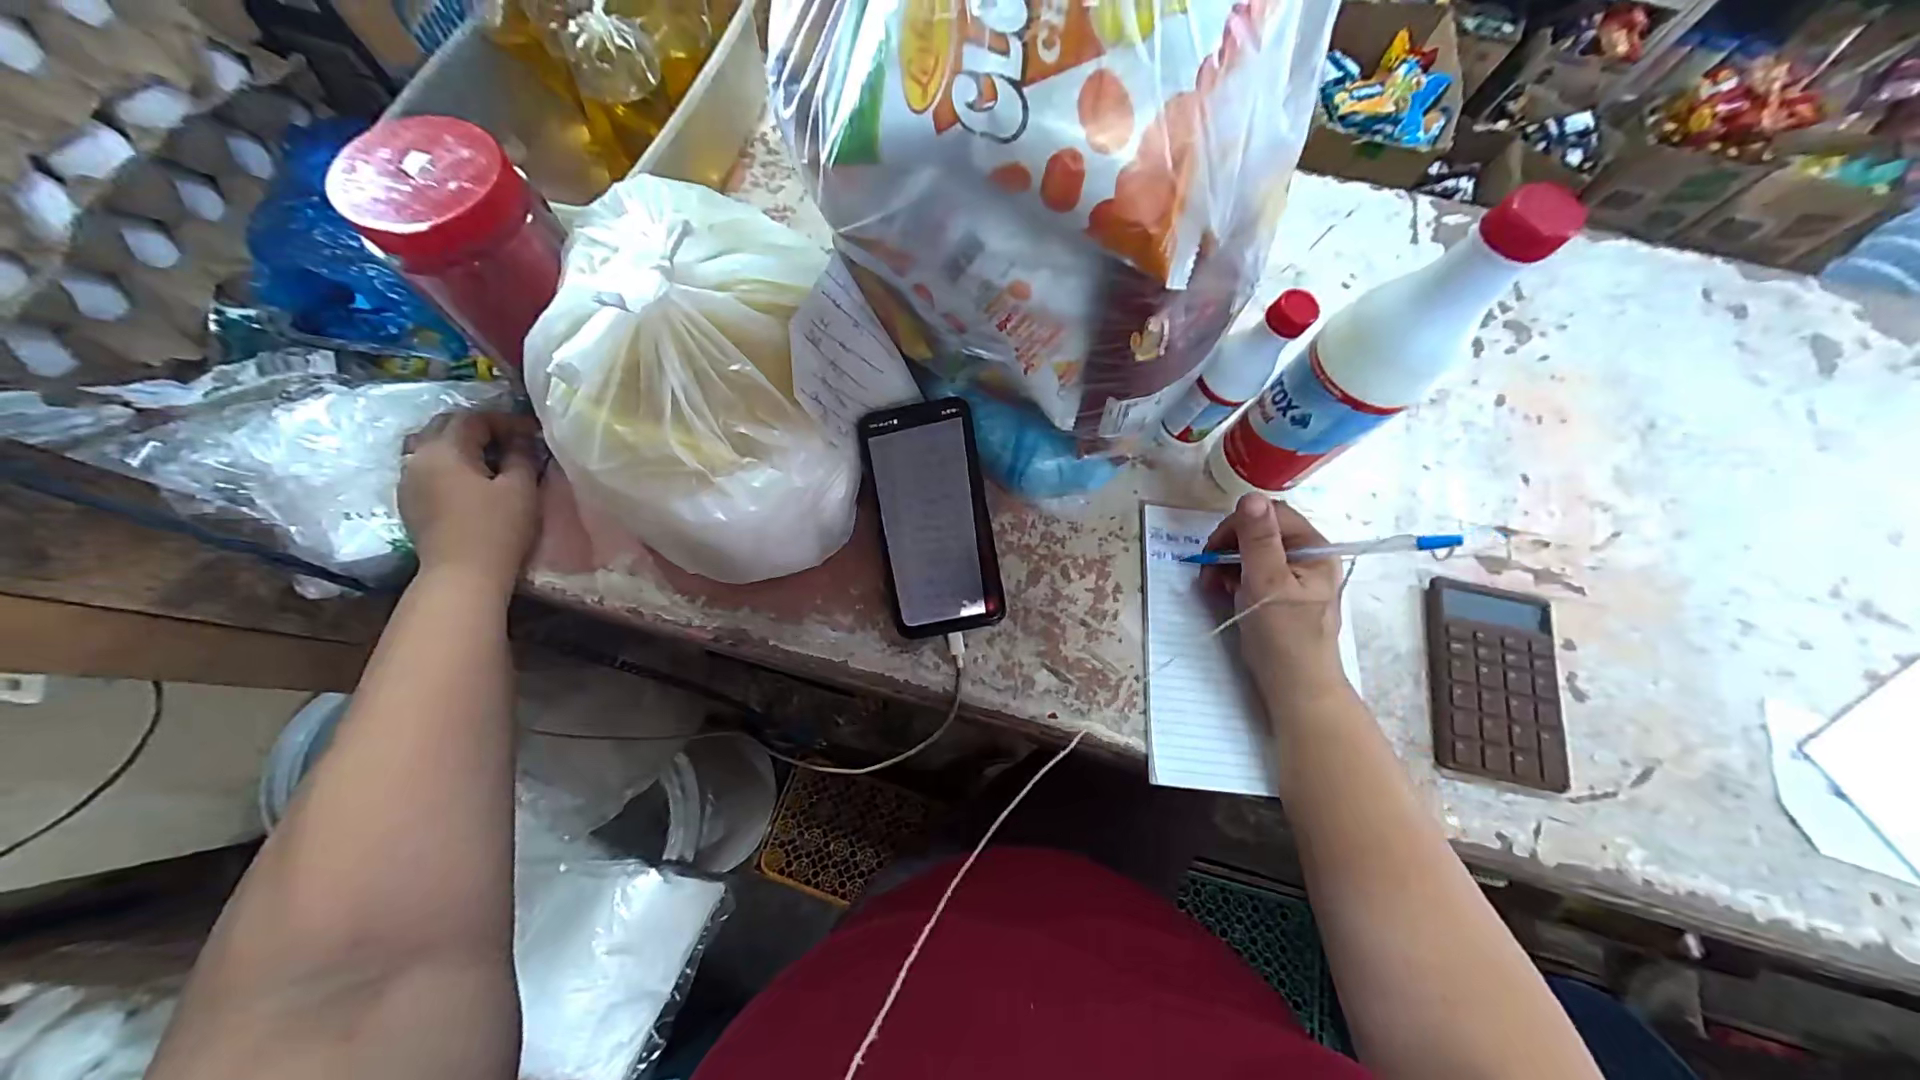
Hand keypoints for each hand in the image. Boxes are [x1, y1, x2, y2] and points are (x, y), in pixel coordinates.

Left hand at [398, 411, 542, 587]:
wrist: (462, 576)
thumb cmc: (496, 529)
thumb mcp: (520, 489)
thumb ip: (522, 456)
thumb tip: (521, 440)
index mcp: (443, 450)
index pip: (473, 418)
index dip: (505, 421)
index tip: (532, 432)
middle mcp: (417, 458)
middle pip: (445, 427)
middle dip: (479, 428)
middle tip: (511, 440)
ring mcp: (407, 481)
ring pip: (431, 447)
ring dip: (461, 446)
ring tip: (490, 458)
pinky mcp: (409, 502)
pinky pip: (428, 469)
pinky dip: (450, 465)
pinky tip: (471, 480)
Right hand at [1201, 495, 1349, 706]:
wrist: (1295, 689)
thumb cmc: (1284, 637)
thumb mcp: (1267, 583)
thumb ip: (1258, 539)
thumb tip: (1249, 497)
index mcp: (1314, 550)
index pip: (1272, 515)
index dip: (1239, 526)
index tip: (1214, 549)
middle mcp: (1306, 558)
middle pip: (1260, 532)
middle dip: (1228, 546)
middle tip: (1207, 570)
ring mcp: (1292, 578)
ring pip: (1251, 552)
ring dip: (1225, 563)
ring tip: (1211, 585)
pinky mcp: (1277, 595)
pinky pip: (1251, 572)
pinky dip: (1231, 578)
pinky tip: (1221, 592)